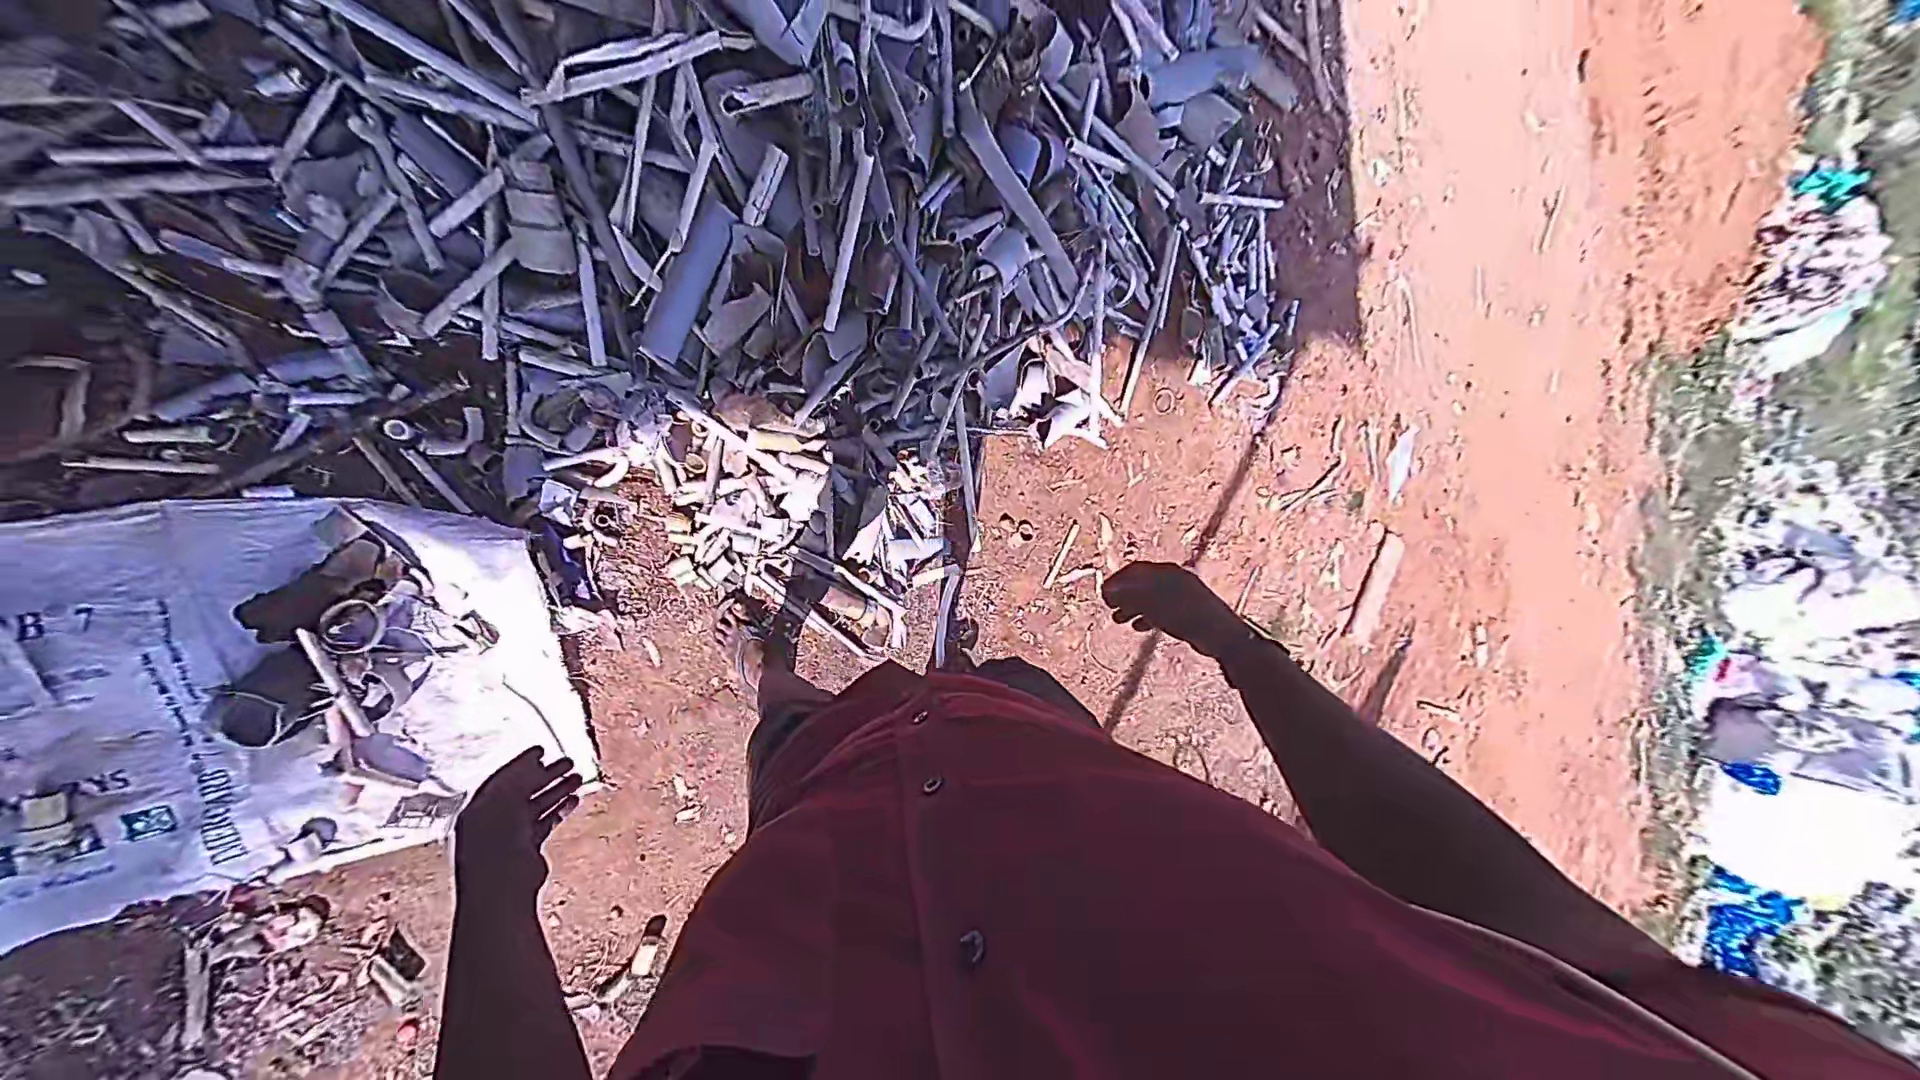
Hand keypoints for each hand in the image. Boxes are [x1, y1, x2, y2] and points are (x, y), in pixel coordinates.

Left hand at [453, 747, 581, 902]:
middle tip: (568, 761)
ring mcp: (508, 836)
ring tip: (577, 778)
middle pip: (521, 790)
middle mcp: (491, 820)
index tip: (542, 750)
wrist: (501, 889)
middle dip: (545, 774)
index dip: (522, 762)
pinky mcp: (525, 850)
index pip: (502, 778)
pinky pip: (544, 822)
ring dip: (556, 789)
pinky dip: (559, 809)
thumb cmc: (497, 846)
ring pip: (535, 805)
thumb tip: (536, 761)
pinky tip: (573, 800)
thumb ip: (520, 780)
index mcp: (478, 809)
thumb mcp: (508, 802)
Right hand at [1102, 562, 1251, 659]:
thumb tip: (1109, 590)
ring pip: (1150, 598)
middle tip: (1109, 605)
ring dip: (1133, 607)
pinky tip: (1139, 626)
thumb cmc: (1189, 615)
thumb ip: (1130, 596)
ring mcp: (1181, 596)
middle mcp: (1174, 580)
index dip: (1117, 582)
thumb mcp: (1153, 604)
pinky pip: (1160, 609)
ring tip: (1120, 618)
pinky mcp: (1186, 611)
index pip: (1135, 571)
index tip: (1104, 593)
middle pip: (1142, 584)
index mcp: (1167, 573)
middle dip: (1123, 595)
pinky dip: (1147, 616)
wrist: (1221, 636)